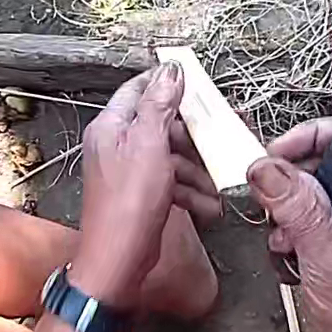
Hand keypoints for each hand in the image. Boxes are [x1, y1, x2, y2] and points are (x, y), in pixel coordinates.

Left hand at [71, 64, 221, 307]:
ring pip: (172, 156)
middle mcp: (116, 146)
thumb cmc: (127, 205)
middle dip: (194, 137)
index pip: (138, 90)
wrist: (120, 260)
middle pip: (162, 125)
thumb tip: (169, 70)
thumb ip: (159, 105)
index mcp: (110, 127)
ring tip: (216, 186)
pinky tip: (206, 206)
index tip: (197, 84)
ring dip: (197, 171)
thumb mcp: (149, 145)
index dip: (167, 84)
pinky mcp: (141, 194)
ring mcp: (129, 171)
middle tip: (221, 141)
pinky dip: (189, 192)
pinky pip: (170, 183)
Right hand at [248, 116, 331, 331]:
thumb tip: (265, 168)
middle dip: (296, 188)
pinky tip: (295, 257)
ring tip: (290, 246)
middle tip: (275, 211)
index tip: (276, 154)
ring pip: (318, 192)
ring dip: (292, 216)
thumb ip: (297, 208)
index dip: (315, 140)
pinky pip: (316, 217)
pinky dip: (296, 233)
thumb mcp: (328, 256)